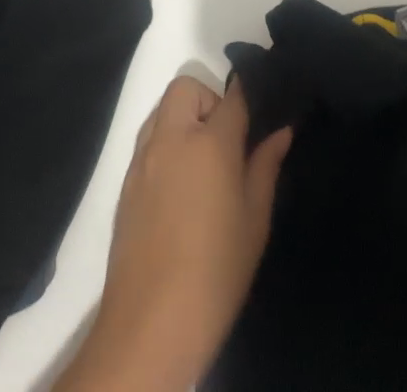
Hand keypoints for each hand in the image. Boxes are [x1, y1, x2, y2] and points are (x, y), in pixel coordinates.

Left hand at [58, 76, 293, 391]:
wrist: (153, 319)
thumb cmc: (218, 268)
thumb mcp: (255, 217)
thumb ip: (265, 165)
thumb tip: (281, 131)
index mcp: (208, 143)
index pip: (232, 96)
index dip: (250, 96)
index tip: (264, 109)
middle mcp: (170, 140)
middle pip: (186, 88)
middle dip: (209, 100)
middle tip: (229, 141)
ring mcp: (141, 160)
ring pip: (162, 111)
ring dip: (184, 118)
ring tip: (205, 163)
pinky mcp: (124, 183)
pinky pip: (147, 141)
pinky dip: (166, 143)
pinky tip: (182, 186)